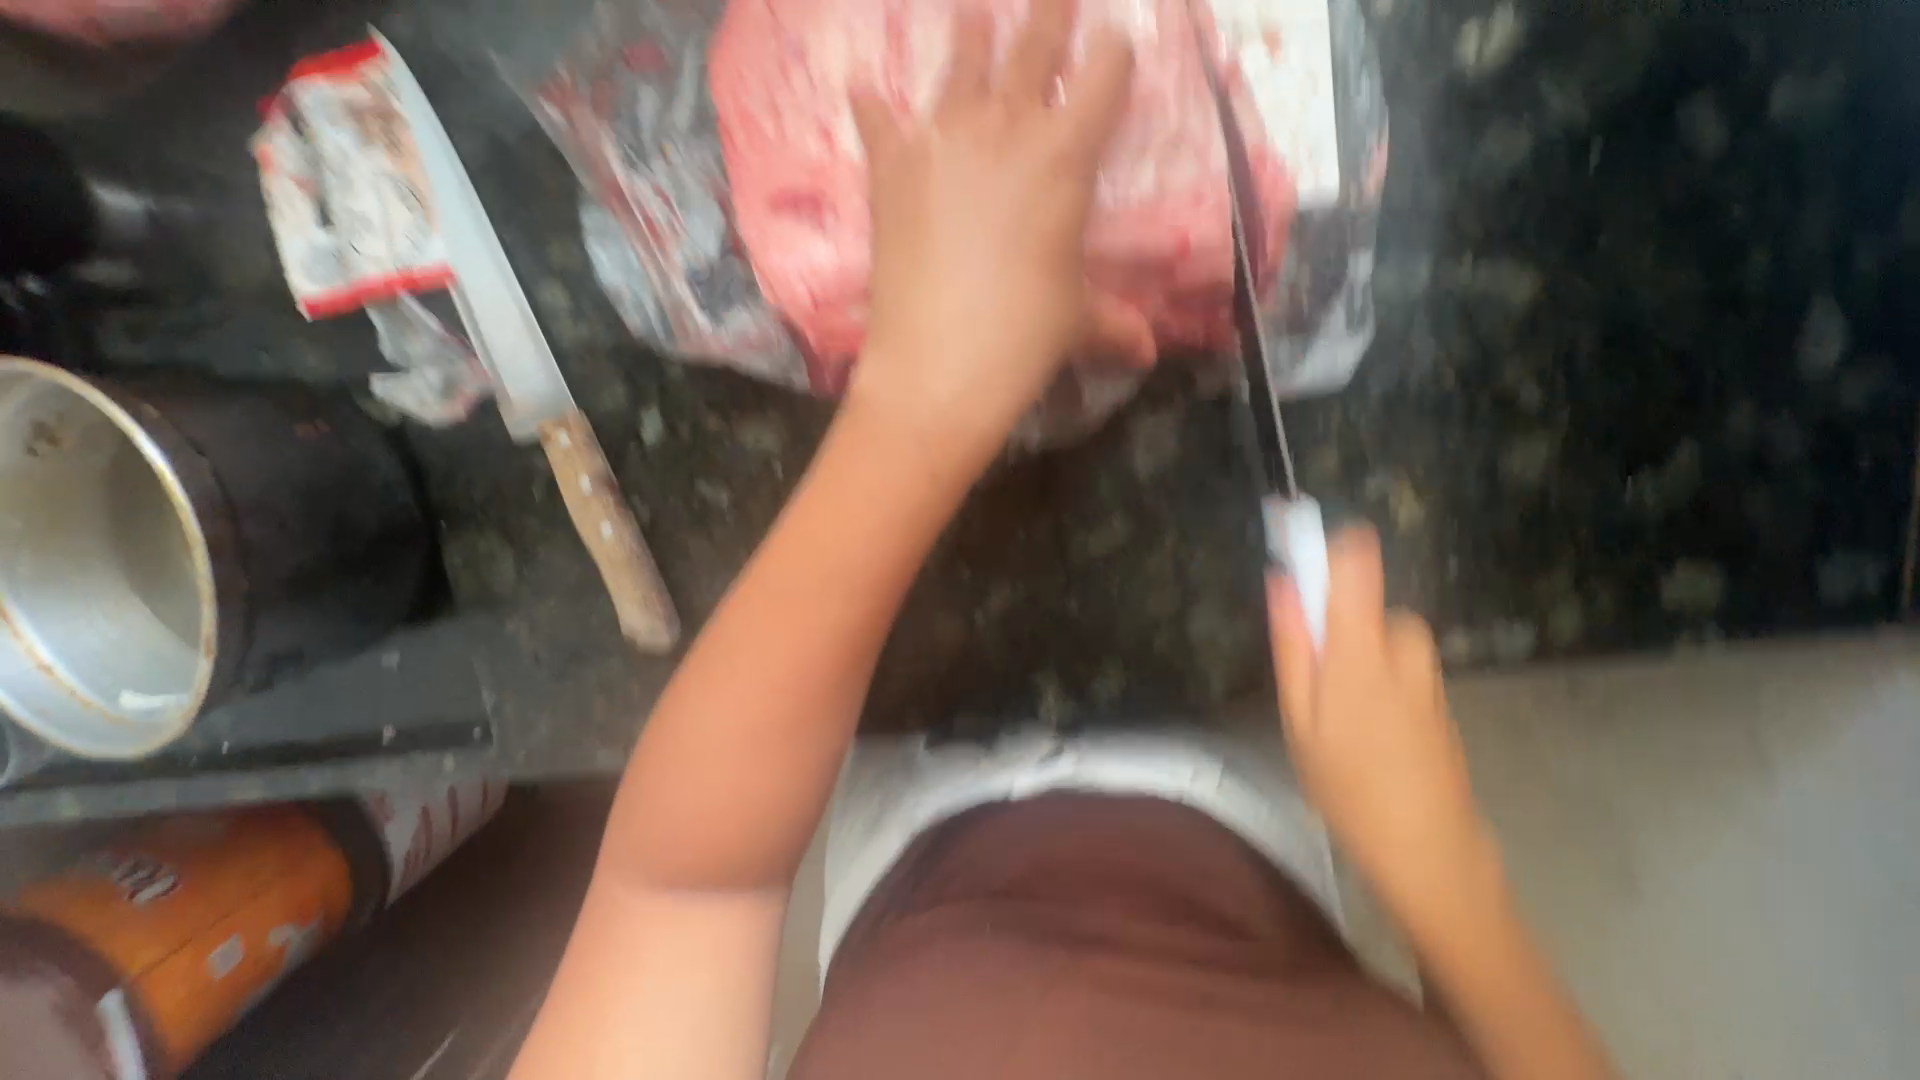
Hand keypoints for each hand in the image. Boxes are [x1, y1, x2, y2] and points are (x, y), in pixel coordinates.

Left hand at [847, 0, 1151, 473]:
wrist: (940, 362)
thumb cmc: (1024, 336)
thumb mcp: (1078, 321)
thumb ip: (1114, 323)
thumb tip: (1147, 351)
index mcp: (1068, 152)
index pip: (1106, 71)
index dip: (1113, 57)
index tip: (1113, 51)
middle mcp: (1007, 124)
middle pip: (1035, 43)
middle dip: (1050, 16)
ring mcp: (942, 137)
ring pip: (961, 61)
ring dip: (972, 36)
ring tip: (975, 16)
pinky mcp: (890, 164)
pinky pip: (877, 117)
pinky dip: (871, 104)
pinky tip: (861, 87)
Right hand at [1268, 527, 1497, 912]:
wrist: (1429, 849)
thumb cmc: (1346, 785)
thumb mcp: (1298, 719)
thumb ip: (1292, 646)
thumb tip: (1282, 582)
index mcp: (1360, 650)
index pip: (1358, 564)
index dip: (1332, 544)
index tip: (1305, 550)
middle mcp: (1403, 650)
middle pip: (1371, 604)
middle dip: (1343, 626)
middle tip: (1316, 683)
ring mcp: (1430, 675)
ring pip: (1389, 637)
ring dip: (1364, 655)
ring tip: (1342, 716)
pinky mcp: (1442, 698)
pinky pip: (1405, 666)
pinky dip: (1384, 679)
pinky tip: (1373, 733)